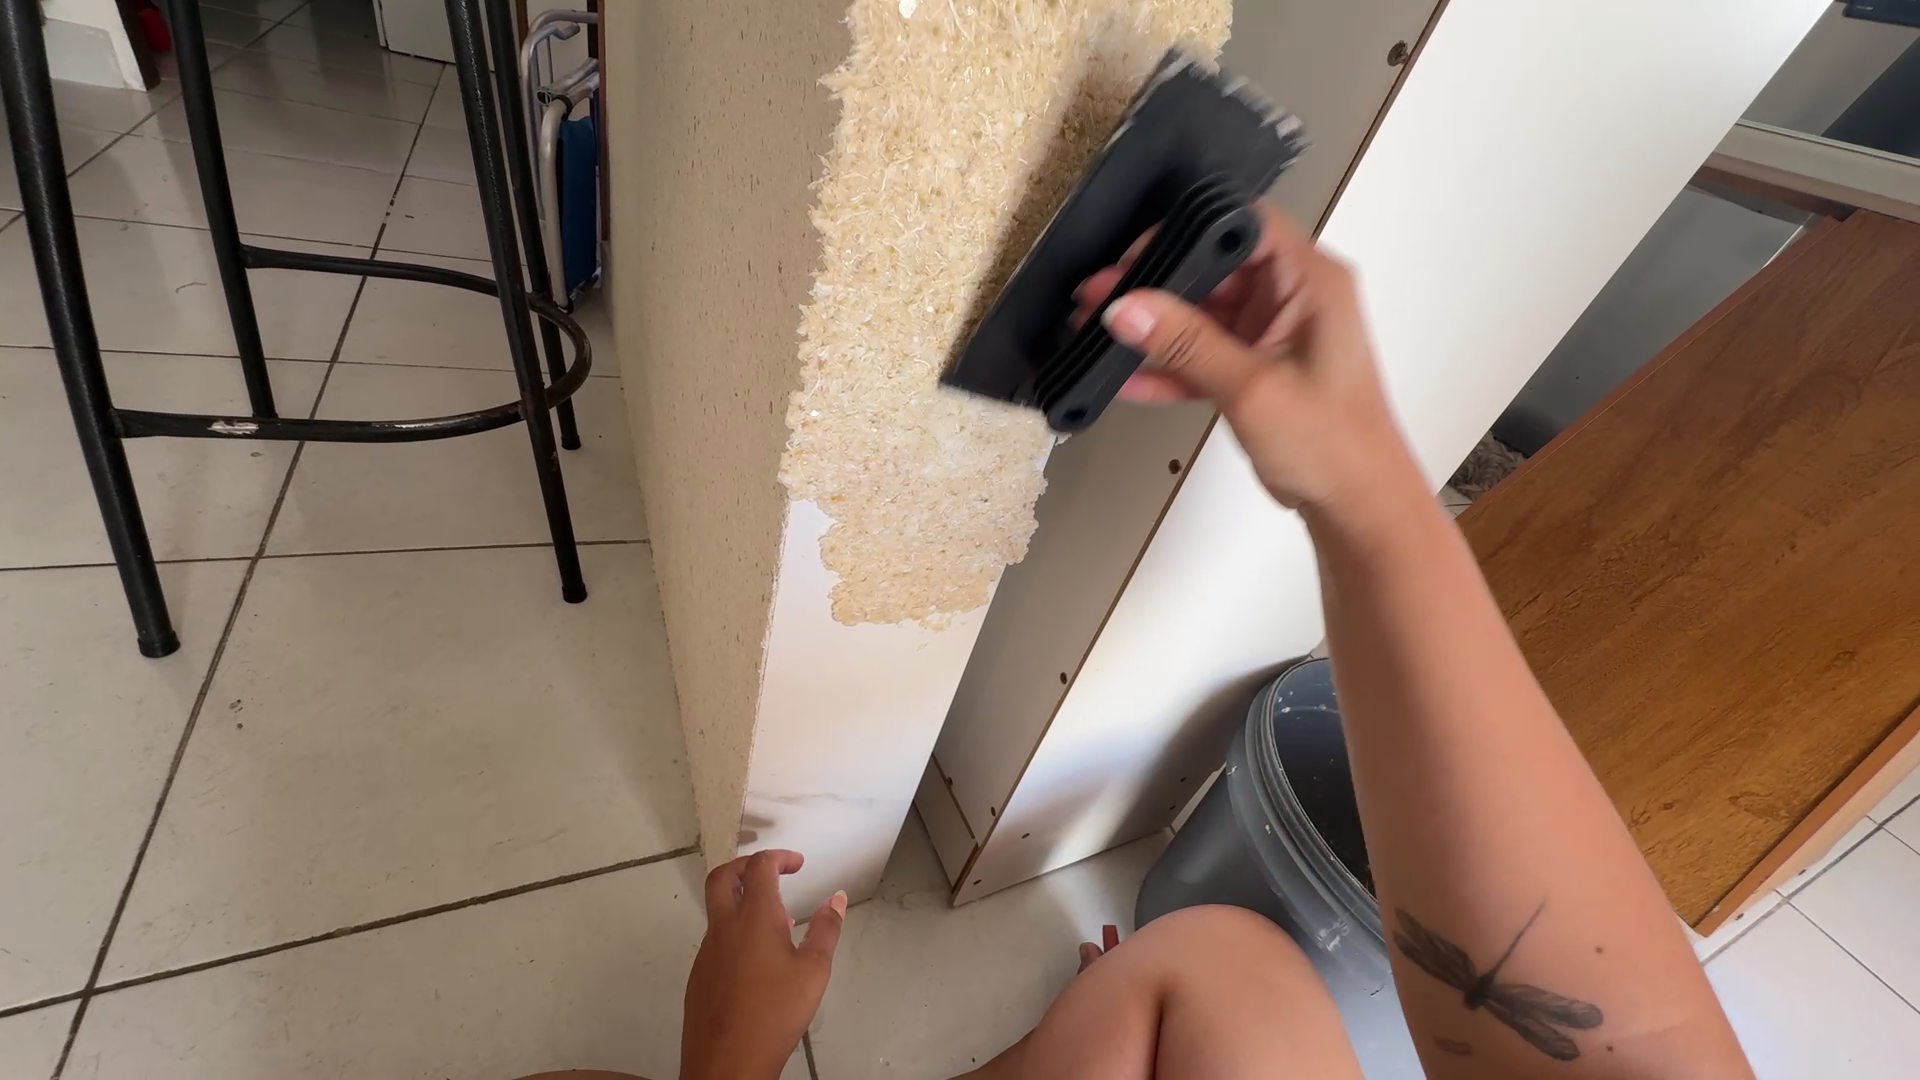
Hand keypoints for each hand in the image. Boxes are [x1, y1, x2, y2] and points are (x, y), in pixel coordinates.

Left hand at [681, 851, 846, 1079]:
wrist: (725, 1068)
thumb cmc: (775, 1015)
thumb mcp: (814, 972)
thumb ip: (826, 930)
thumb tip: (836, 898)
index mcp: (754, 919)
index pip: (760, 866)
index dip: (780, 857)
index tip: (798, 864)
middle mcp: (724, 928)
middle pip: (723, 877)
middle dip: (747, 865)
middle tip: (773, 874)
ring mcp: (706, 953)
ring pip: (718, 910)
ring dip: (744, 903)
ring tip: (778, 926)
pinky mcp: (698, 977)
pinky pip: (716, 940)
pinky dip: (736, 932)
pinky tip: (759, 962)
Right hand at [1076, 202, 1421, 516]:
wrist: (1352, 503)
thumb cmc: (1333, 443)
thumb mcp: (1251, 385)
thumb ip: (1186, 344)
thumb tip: (1128, 308)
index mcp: (1310, 281)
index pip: (1243, 227)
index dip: (1186, 232)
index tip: (1135, 255)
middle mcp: (1291, 300)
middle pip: (1212, 271)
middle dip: (1154, 285)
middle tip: (1102, 295)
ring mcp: (1269, 337)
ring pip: (1199, 317)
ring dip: (1152, 329)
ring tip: (1098, 330)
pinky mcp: (1252, 371)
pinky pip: (1199, 358)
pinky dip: (1166, 369)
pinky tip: (1125, 377)